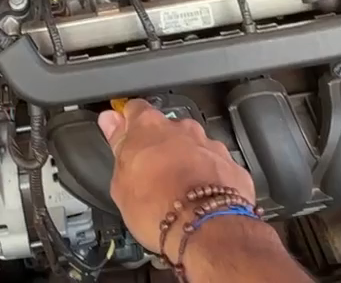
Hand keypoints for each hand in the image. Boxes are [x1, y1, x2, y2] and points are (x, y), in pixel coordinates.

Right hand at [96, 98, 255, 251]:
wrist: (206, 231)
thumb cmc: (159, 207)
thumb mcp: (121, 181)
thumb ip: (117, 144)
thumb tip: (110, 122)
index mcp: (149, 126)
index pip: (134, 109)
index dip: (127, 122)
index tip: (123, 134)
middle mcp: (181, 128)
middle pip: (166, 130)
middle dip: (160, 147)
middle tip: (151, 175)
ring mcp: (209, 145)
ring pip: (192, 147)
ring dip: (185, 163)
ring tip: (177, 194)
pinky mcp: (231, 166)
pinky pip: (216, 167)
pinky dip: (209, 179)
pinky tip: (200, 201)